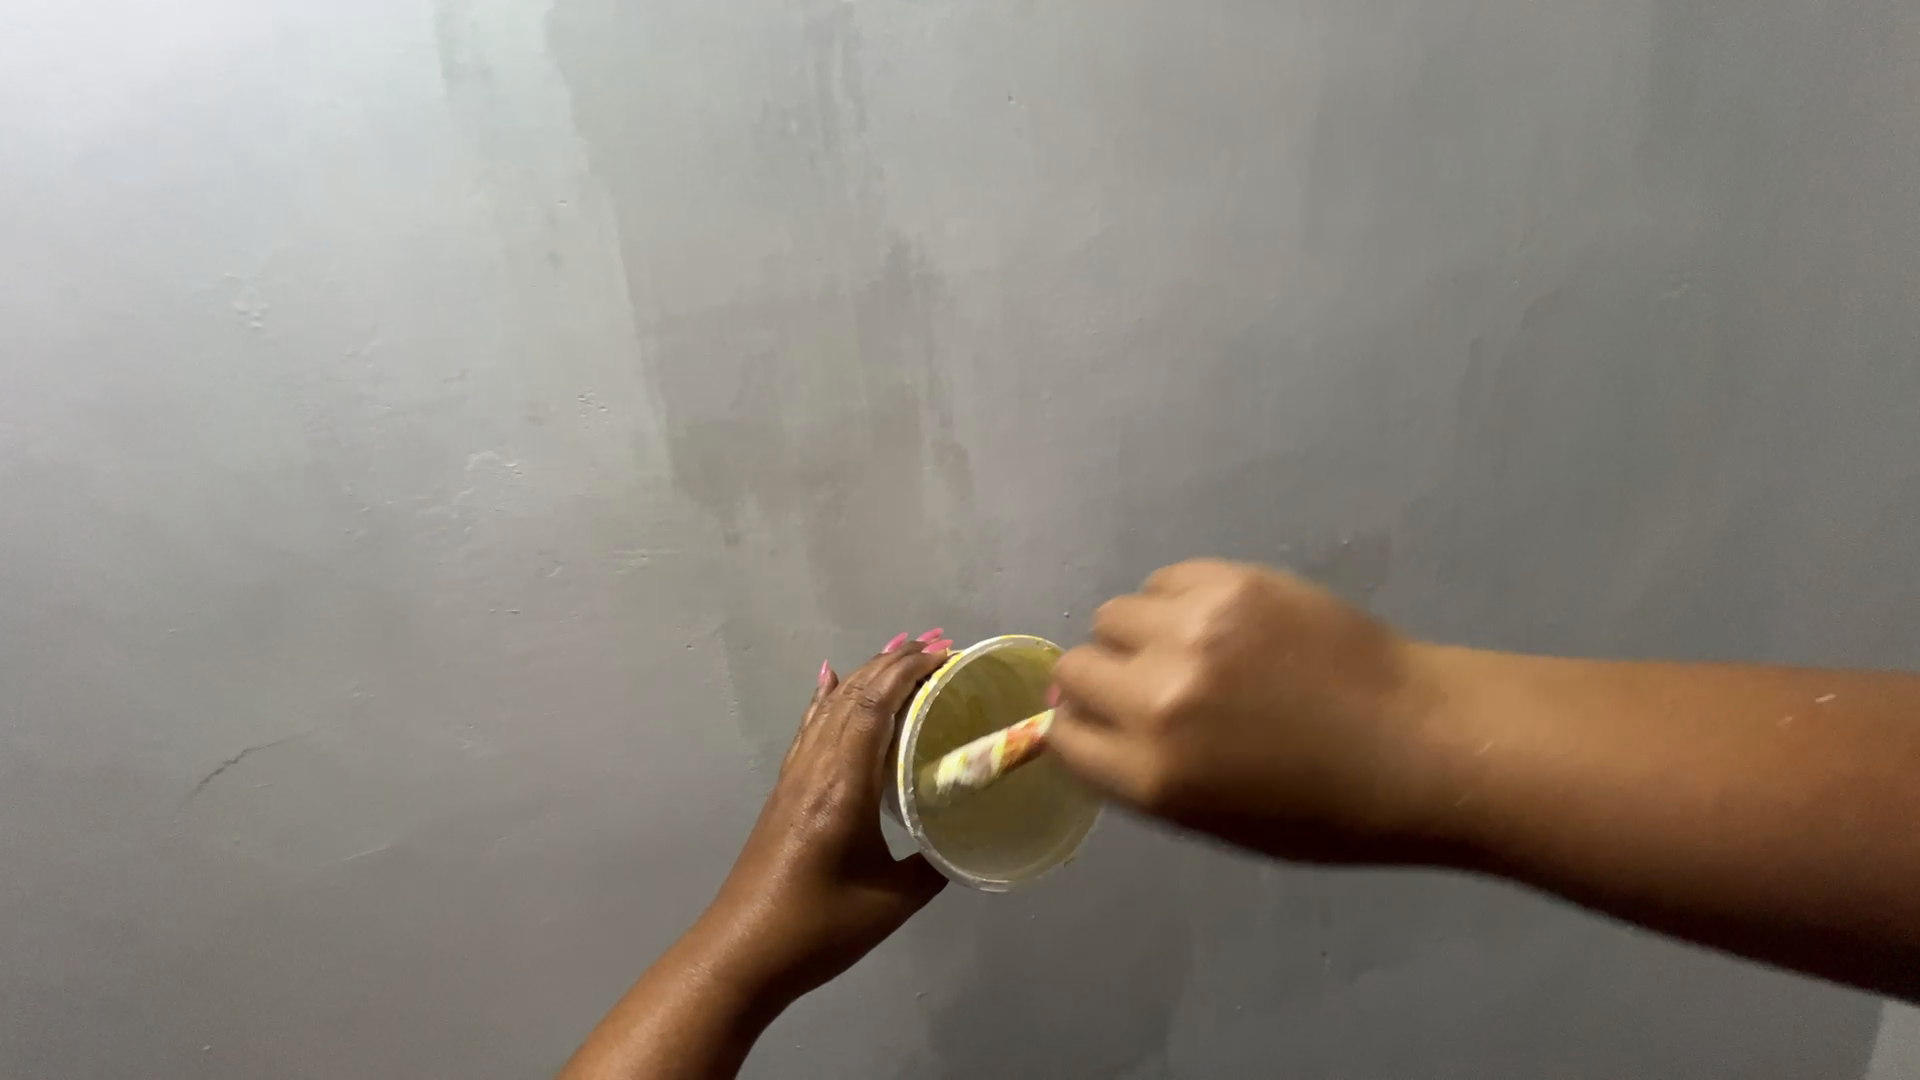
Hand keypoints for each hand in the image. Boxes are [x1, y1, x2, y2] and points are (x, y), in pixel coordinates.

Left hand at [692, 632, 953, 1004]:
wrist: (739, 954)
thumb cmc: (817, 928)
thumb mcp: (891, 902)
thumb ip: (933, 866)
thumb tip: (961, 839)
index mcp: (843, 784)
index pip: (874, 705)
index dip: (909, 672)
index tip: (945, 655)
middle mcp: (816, 766)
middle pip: (854, 694)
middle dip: (895, 661)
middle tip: (936, 643)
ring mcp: (796, 775)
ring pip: (831, 705)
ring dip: (867, 672)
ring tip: (900, 650)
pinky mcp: (785, 788)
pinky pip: (810, 726)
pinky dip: (826, 696)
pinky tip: (830, 678)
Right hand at [1048, 560, 1451, 863]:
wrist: (1424, 742)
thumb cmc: (1321, 806)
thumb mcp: (1210, 818)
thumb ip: (1134, 769)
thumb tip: (1081, 715)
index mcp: (1154, 775)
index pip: (1063, 735)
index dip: (1076, 725)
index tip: (1098, 720)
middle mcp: (1159, 699)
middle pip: (1074, 667)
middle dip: (1098, 679)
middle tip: (1146, 683)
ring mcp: (1194, 632)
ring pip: (1112, 615)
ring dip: (1137, 635)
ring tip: (1188, 646)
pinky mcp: (1230, 583)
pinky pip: (1162, 581)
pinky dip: (1175, 601)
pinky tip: (1218, 620)